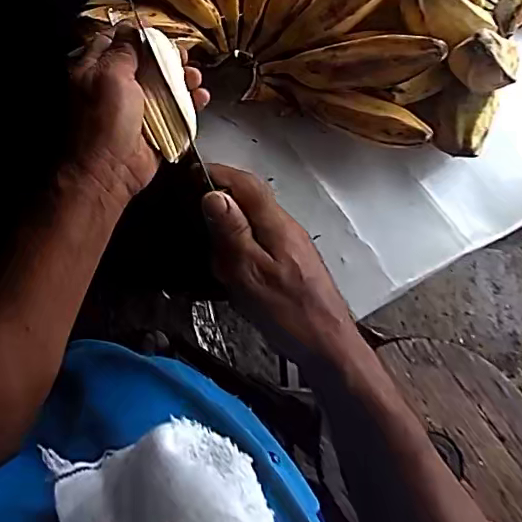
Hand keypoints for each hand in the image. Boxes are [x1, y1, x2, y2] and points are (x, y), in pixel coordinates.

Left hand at [66, 24, 208, 207]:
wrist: (110, 171)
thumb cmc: (104, 122)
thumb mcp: (111, 76)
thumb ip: (125, 50)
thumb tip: (133, 28)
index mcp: (96, 70)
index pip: (114, 40)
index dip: (136, 33)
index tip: (157, 32)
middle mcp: (115, 85)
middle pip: (146, 61)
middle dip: (167, 56)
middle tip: (182, 55)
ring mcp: (137, 106)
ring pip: (165, 83)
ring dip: (183, 77)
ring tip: (194, 77)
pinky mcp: (155, 125)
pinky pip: (176, 109)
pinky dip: (191, 102)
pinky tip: (200, 96)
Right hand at [199, 164, 362, 367]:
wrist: (329, 348)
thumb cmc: (290, 314)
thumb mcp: (250, 273)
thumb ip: (232, 233)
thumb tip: (213, 196)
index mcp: (276, 224)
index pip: (245, 182)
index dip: (217, 172)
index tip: (192, 173)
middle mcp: (287, 227)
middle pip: (249, 198)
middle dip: (220, 201)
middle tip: (195, 216)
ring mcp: (291, 244)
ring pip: (254, 221)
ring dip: (230, 228)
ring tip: (213, 252)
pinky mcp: (292, 262)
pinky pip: (260, 241)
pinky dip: (241, 248)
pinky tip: (233, 271)